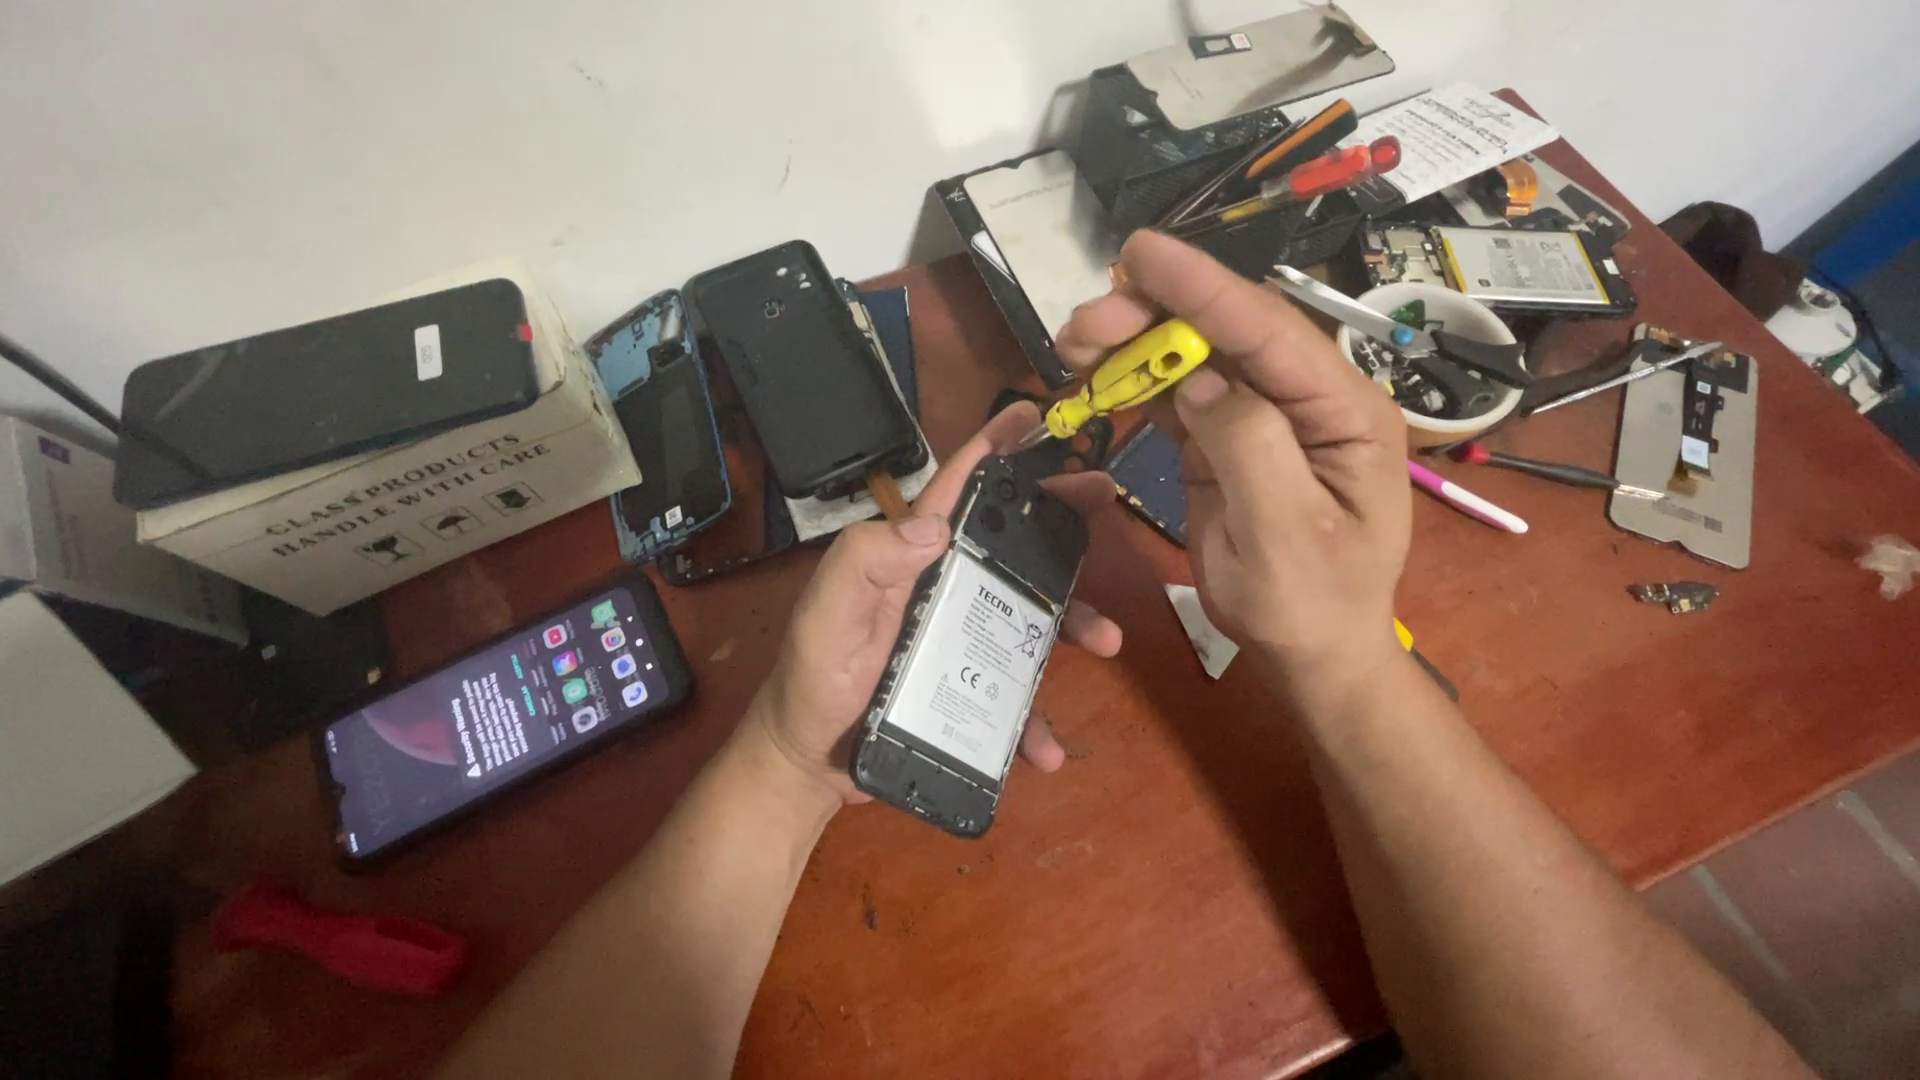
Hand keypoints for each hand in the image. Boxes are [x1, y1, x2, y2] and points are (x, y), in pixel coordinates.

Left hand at [743, 402, 1122, 805]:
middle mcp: (943, 589)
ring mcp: (961, 639)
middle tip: (1103, 495)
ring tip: (1108, 638)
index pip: (953, 492)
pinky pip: (1014, 698)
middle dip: (1057, 514)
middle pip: (1010, 542)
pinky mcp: (968, 689)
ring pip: (1029, 616)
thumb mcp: (827, 612)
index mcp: (909, 559)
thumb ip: (864, 561)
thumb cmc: (812, 677)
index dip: (991, 449)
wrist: (812, 758)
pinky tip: (1048, 747)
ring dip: (1074, 623)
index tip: (1034, 415)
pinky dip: (1036, 721)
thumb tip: (935, 524)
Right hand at [1056, 230, 1409, 708]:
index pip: (1268, 331)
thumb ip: (1250, 446)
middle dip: (1154, 316)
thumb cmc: (1308, 600)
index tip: (1140, 252)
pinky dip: (1133, 384)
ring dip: (1134, 345)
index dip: (1202, 288)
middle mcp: (1305, 399)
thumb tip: (1200, 382)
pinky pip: (1175, 397)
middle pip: (1226, 333)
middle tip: (1083, 324)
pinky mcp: (1224, 441)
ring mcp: (1262, 418)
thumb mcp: (1285, 533)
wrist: (1307, 649)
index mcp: (1342, 410)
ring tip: (1076, 344)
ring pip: (1193, 358)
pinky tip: (1097, 378)